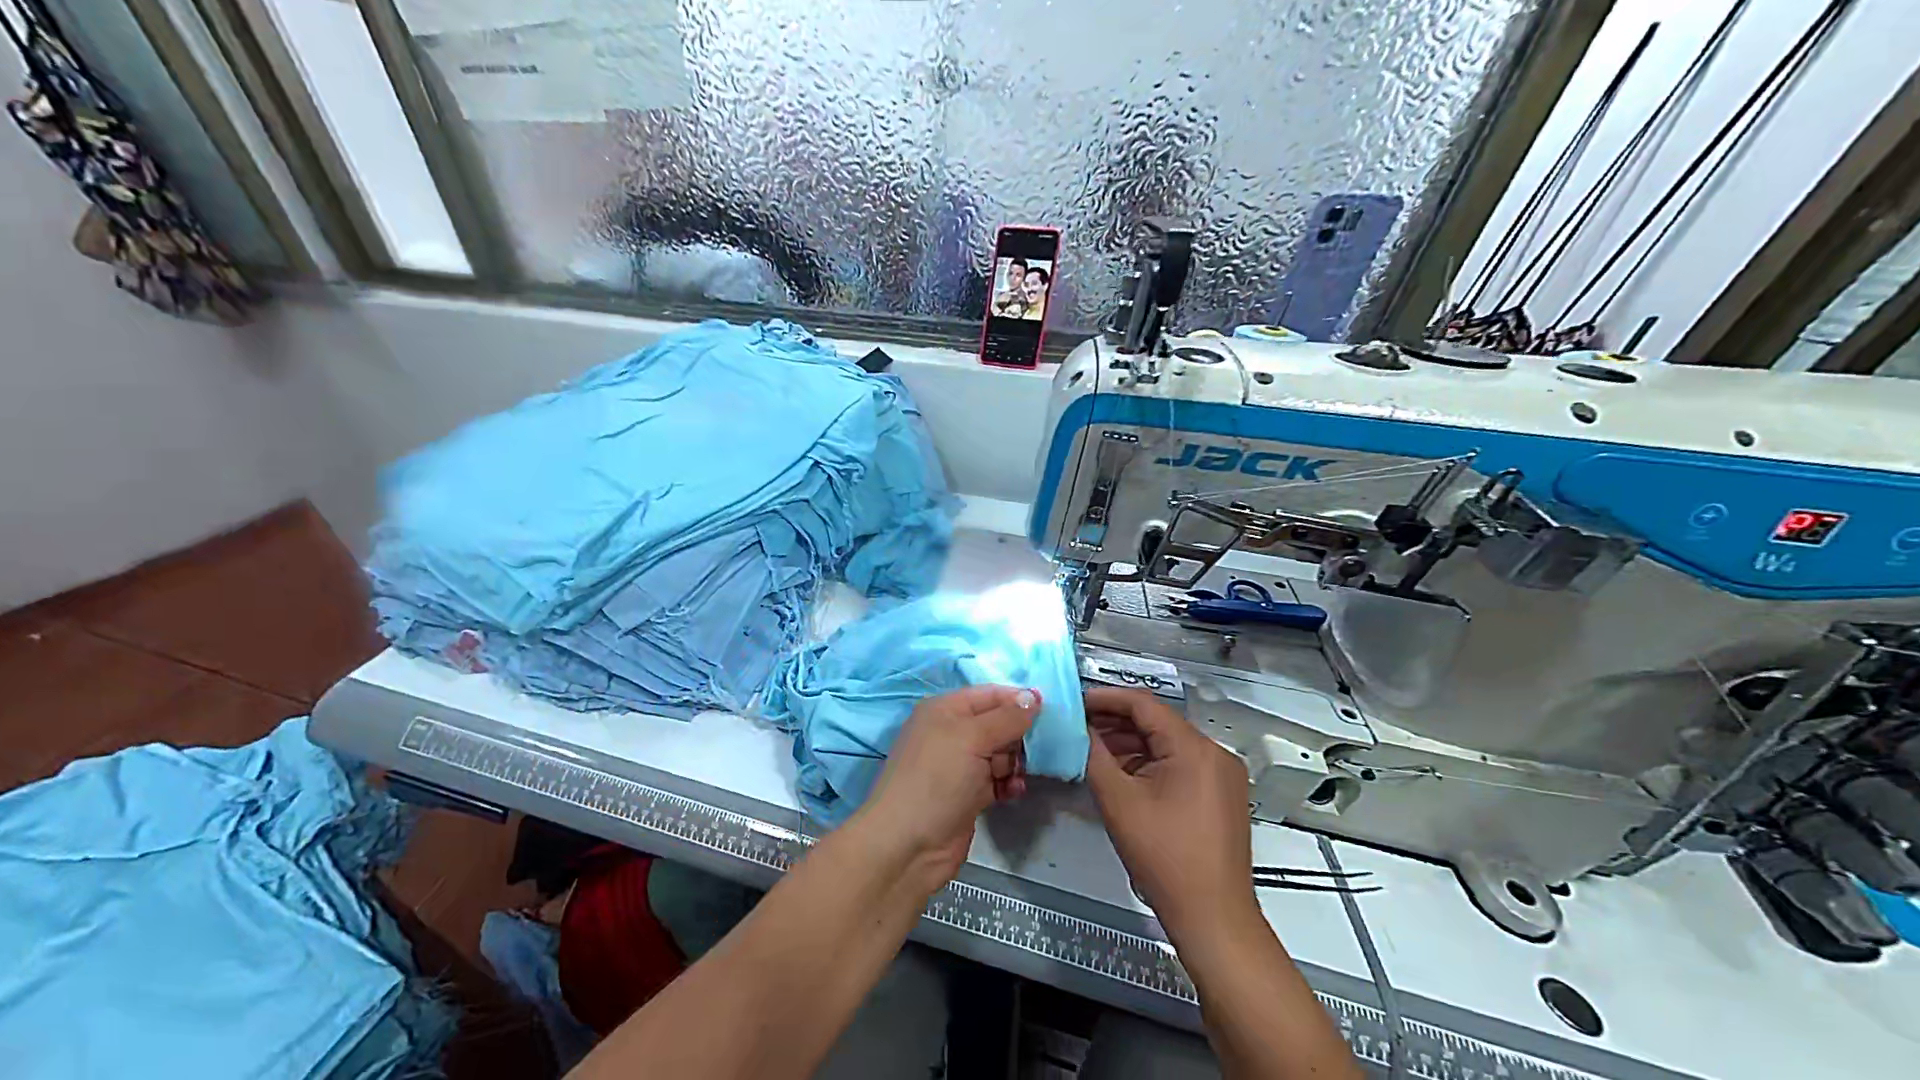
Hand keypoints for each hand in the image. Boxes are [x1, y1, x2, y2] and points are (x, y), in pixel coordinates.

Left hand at [852, 685, 1039, 886]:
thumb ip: (1007, 717)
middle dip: (1020, 734)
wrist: (908, 845)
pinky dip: (1009, 783)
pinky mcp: (967, 794)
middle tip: (1042, 747)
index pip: (989, 694)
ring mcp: (959, 765)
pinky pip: (997, 779)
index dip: (1018, 699)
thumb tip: (1034, 696)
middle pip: (998, 723)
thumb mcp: (972, 738)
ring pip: (1001, 753)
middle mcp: (951, 733)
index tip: (1050, 709)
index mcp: (945, 710)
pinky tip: (1014, 791)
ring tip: (1023, 773)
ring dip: (1017, 761)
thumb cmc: (937, 779)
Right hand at [1083, 687, 1256, 936]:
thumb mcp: (1118, 800)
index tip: (1076, 703)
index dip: (1106, 699)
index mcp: (1195, 748)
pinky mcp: (1220, 795)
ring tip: (1093, 750)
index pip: (1144, 705)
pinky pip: (1179, 765)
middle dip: (1115, 723)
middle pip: (1157, 723)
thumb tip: (1080, 730)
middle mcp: (1215, 753)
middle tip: (1078, 728)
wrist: (1212, 917)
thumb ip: (1094, 756)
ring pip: (1167, 744)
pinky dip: (1149, 764)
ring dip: (1130, 744)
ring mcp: (1222, 775)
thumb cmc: (1164, 857)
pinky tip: (1121, 773)